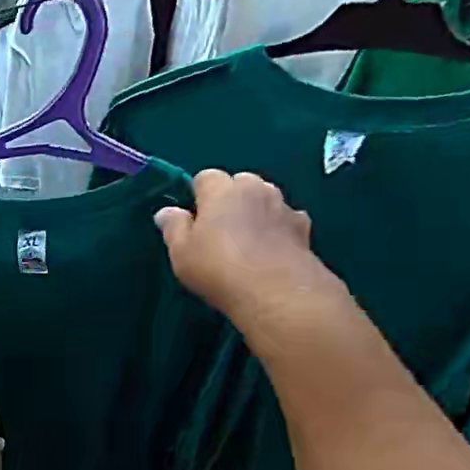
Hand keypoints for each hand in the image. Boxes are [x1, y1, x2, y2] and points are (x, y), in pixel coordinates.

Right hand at [155, 169, 348, 334]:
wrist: (275, 292)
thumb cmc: (218, 268)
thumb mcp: (181, 252)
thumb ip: (173, 227)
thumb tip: (166, 212)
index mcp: (222, 189)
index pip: (205, 177)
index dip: (197, 196)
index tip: (193, 221)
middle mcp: (256, 188)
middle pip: (239, 183)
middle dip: (230, 199)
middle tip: (219, 232)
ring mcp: (283, 205)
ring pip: (265, 199)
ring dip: (255, 212)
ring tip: (247, 243)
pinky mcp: (304, 227)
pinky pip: (285, 219)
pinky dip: (278, 228)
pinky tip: (272, 251)